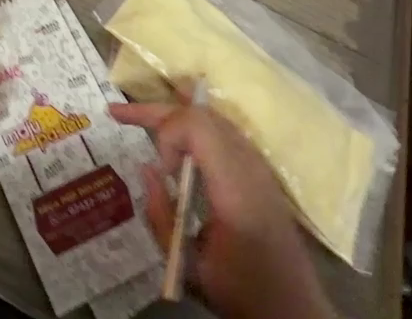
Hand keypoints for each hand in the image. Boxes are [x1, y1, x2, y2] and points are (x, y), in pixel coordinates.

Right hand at [109, 101, 334, 318]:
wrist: (294, 312)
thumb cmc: (241, 293)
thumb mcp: (190, 267)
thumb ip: (162, 217)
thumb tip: (146, 169)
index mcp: (236, 191)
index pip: (198, 127)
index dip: (168, 135)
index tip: (161, 171)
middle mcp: (252, 169)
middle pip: (202, 115)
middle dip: (157, 111)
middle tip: (117, 114)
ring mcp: (260, 169)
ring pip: (213, 118)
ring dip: (174, 117)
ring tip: (139, 117)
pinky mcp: (260, 174)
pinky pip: (223, 133)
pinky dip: (193, 127)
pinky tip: (175, 135)